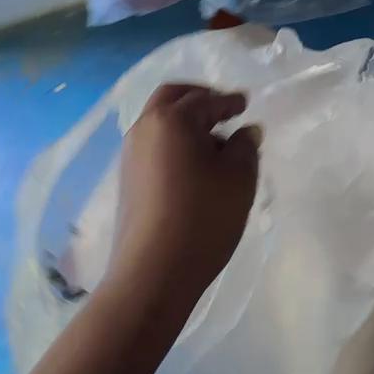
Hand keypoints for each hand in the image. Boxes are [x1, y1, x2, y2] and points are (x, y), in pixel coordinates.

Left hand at [108, 84, 260, 307]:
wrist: (153, 275)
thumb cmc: (202, 217)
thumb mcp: (239, 178)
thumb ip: (246, 146)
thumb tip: (246, 131)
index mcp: (172, 119)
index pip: (206, 100)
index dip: (229, 101)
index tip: (245, 104)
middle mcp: (145, 129)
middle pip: (171, 98)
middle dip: (199, 98)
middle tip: (223, 109)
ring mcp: (131, 156)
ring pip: (159, 122)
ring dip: (185, 122)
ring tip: (214, 142)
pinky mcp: (128, 181)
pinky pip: (154, 145)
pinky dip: (174, 142)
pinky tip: (195, 166)